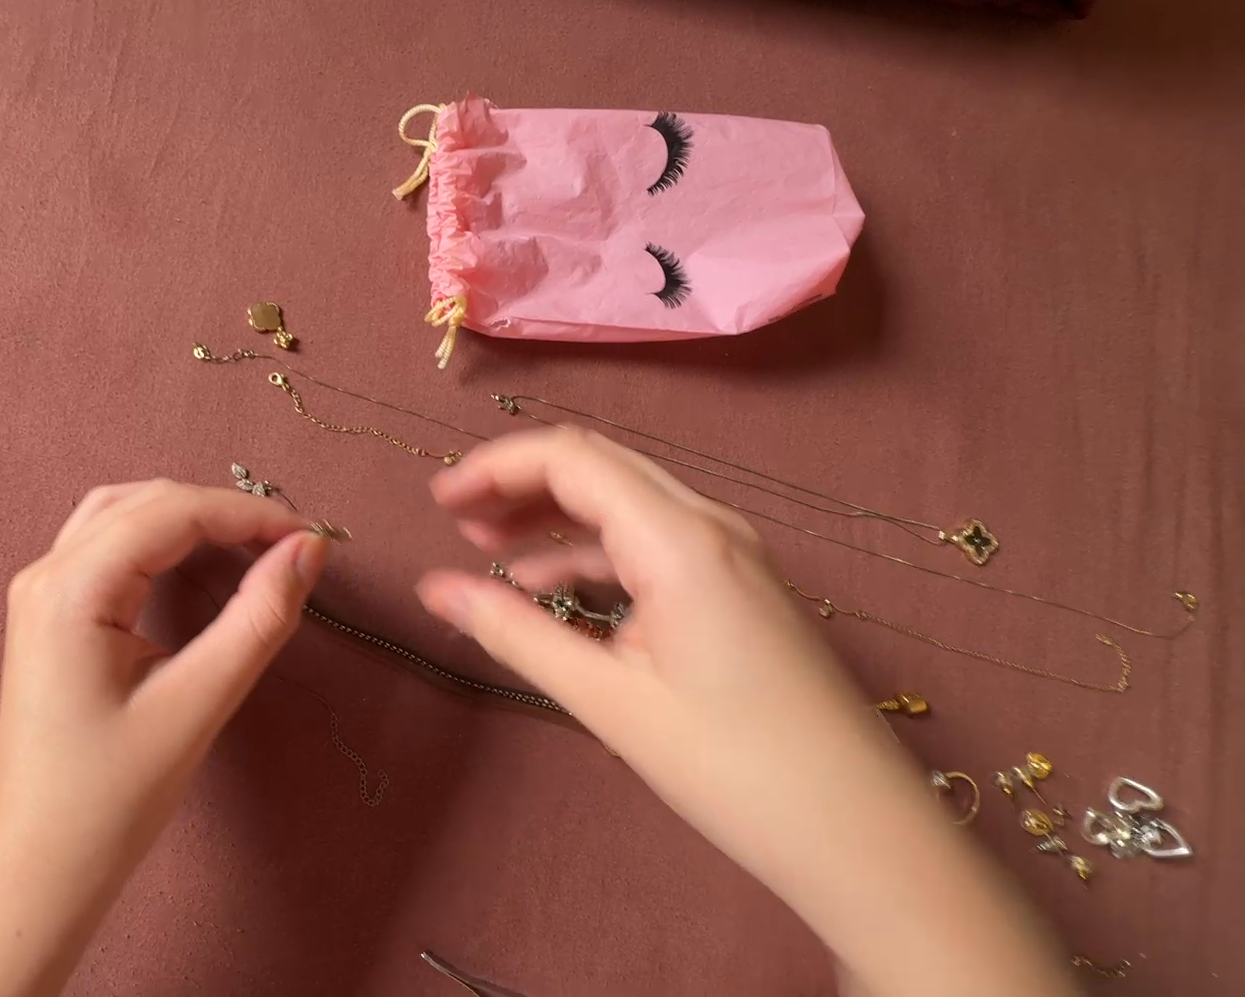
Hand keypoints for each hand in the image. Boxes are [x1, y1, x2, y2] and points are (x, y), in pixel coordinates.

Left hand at [0, 481, 326, 996]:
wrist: (38, 870)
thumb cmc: (110, 800)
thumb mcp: (196, 706)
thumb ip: (258, 619)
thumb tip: (307, 550)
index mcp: (71, 589)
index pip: (174, 513)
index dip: (249, 514)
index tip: (310, 537)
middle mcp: (46, 572)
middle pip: (148, 502)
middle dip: (224, 512)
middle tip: (289, 544)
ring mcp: (41, 590)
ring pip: (124, 512)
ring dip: (190, 516)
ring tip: (250, 543)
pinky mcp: (50, 611)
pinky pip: (108, 542)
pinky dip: (161, 536)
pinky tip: (193, 558)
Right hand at [415, 428, 1075, 996]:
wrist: (871, 843)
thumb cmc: (735, 769)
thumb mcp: (607, 699)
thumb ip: (513, 631)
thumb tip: (432, 588)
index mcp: (680, 540)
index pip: (570, 459)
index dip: (495, 467)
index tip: (438, 500)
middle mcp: (709, 527)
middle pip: (596, 468)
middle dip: (517, 484)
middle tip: (455, 518)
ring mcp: (729, 556)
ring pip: (620, 505)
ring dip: (549, 519)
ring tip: (488, 548)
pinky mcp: (734, 588)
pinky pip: (646, 546)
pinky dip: (587, 556)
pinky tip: (548, 590)